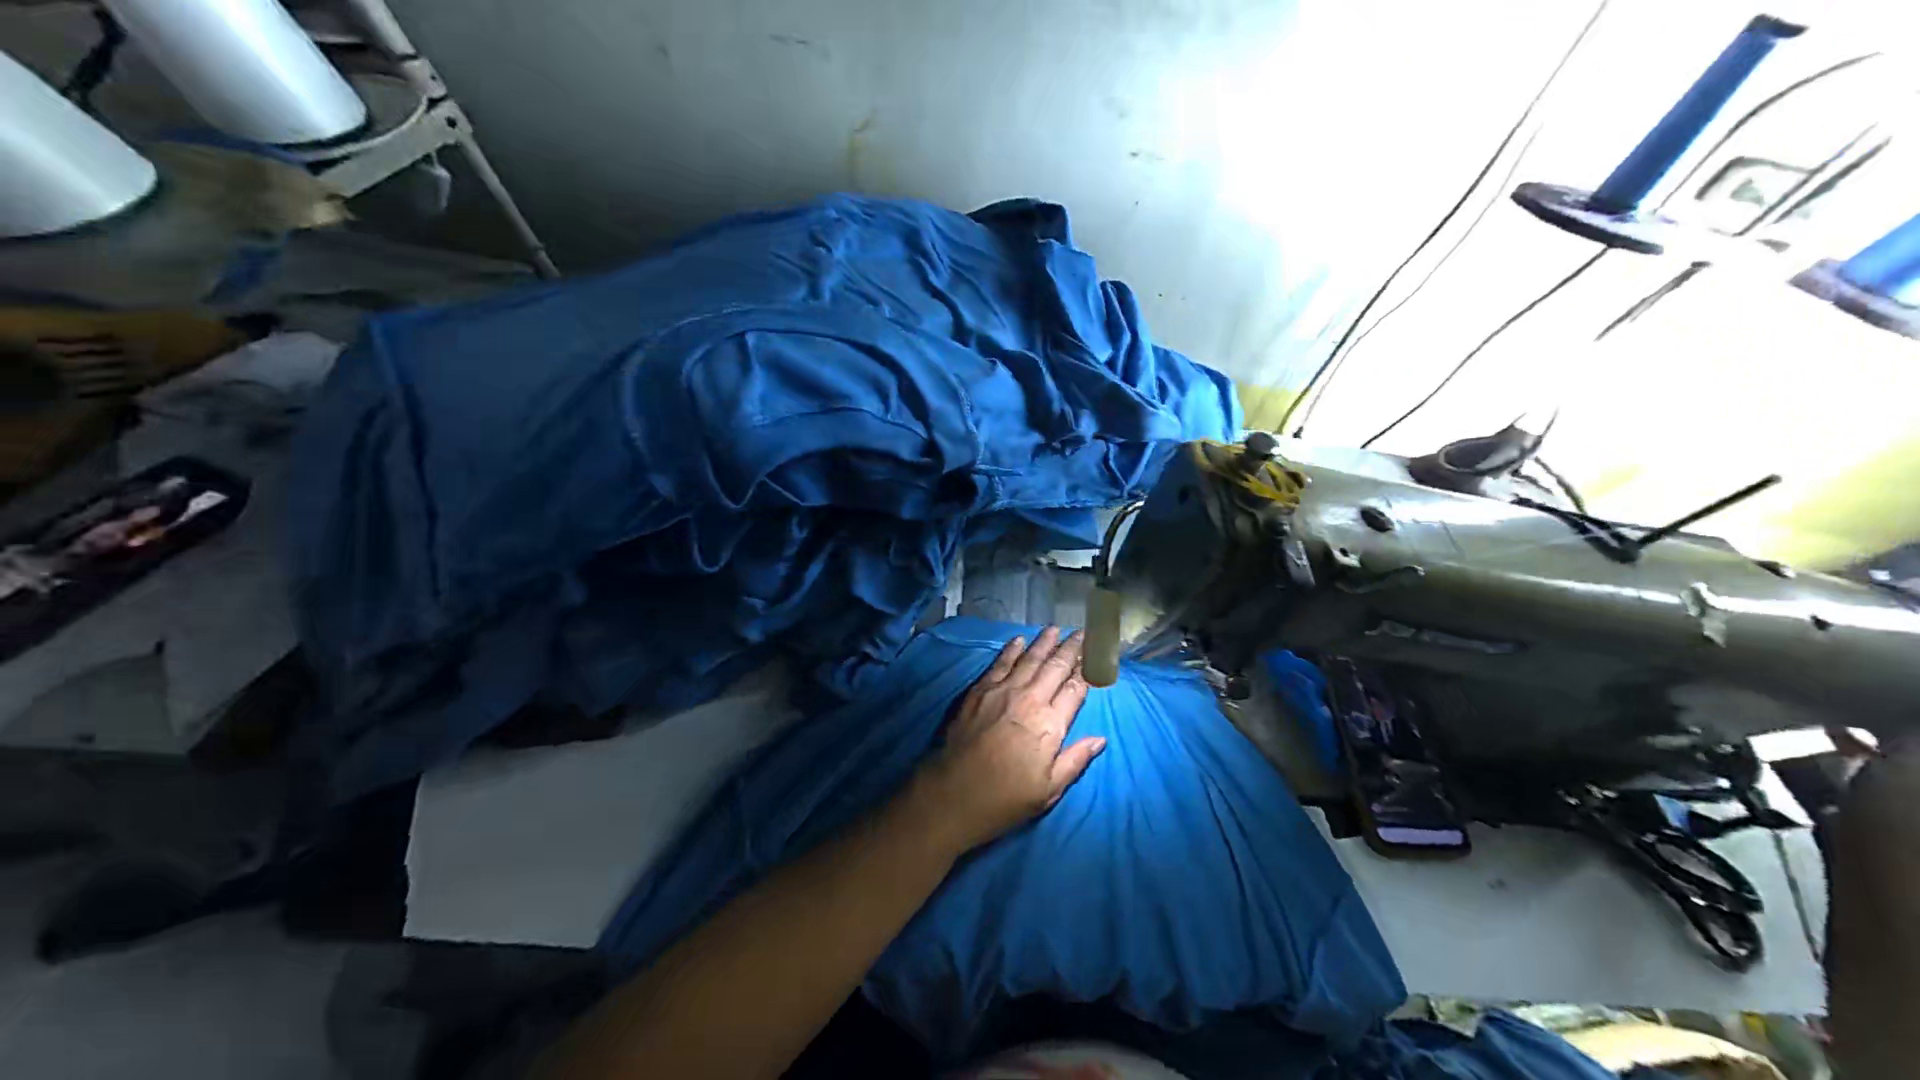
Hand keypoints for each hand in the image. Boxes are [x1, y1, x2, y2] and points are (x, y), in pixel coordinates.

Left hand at [906, 627, 1106, 854]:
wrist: (953, 792)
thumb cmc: (1005, 798)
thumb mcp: (1048, 790)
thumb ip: (1074, 761)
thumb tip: (1099, 739)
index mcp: (1050, 724)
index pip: (1075, 690)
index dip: (1086, 673)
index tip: (1094, 658)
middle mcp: (1030, 699)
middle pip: (1055, 667)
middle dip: (1070, 649)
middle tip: (1081, 634)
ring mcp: (1002, 691)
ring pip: (1029, 659)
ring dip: (1043, 642)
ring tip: (1055, 629)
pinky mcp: (979, 690)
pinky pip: (1000, 663)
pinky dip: (1011, 650)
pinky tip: (1019, 640)